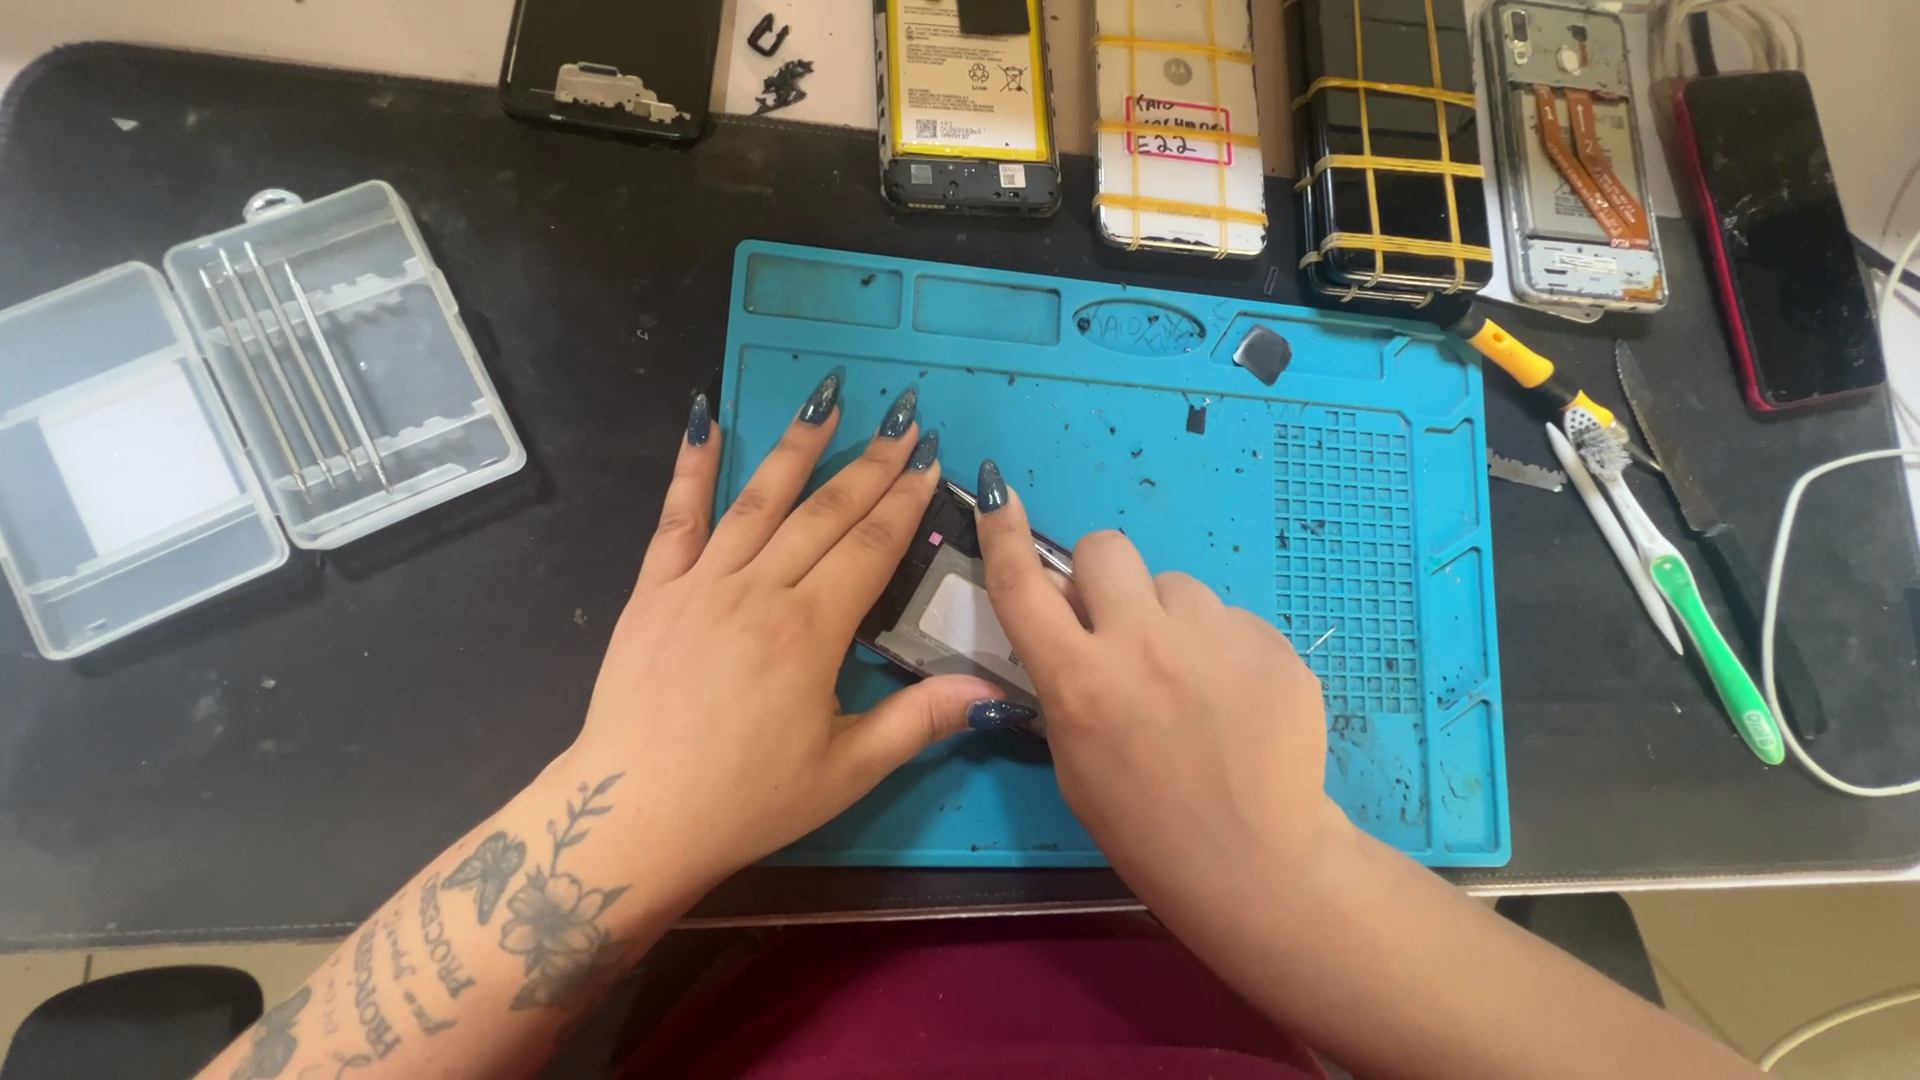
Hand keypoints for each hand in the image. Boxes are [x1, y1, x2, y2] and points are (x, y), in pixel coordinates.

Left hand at [561, 376, 999, 896]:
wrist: (632, 818)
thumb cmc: (746, 800)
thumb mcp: (847, 771)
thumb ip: (921, 720)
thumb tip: (997, 693)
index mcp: (810, 631)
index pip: (871, 546)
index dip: (906, 500)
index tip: (930, 459)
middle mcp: (758, 591)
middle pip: (825, 512)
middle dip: (870, 464)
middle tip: (902, 420)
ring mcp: (700, 584)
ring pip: (759, 501)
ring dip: (797, 447)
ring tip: (826, 400)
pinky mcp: (653, 591)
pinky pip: (675, 518)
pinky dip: (690, 467)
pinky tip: (704, 420)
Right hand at [970, 461, 1352, 916]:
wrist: (1257, 864)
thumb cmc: (1143, 824)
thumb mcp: (1072, 757)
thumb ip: (1063, 680)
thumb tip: (1070, 620)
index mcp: (1080, 681)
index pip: (1023, 586)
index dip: (1001, 534)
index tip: (997, 493)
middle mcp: (1142, 645)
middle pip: (1106, 546)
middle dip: (1102, 574)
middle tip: (1117, 617)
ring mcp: (1214, 639)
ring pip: (1175, 584)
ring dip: (1169, 615)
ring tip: (1190, 676)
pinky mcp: (1272, 644)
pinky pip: (1229, 617)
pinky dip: (1220, 644)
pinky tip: (1233, 695)